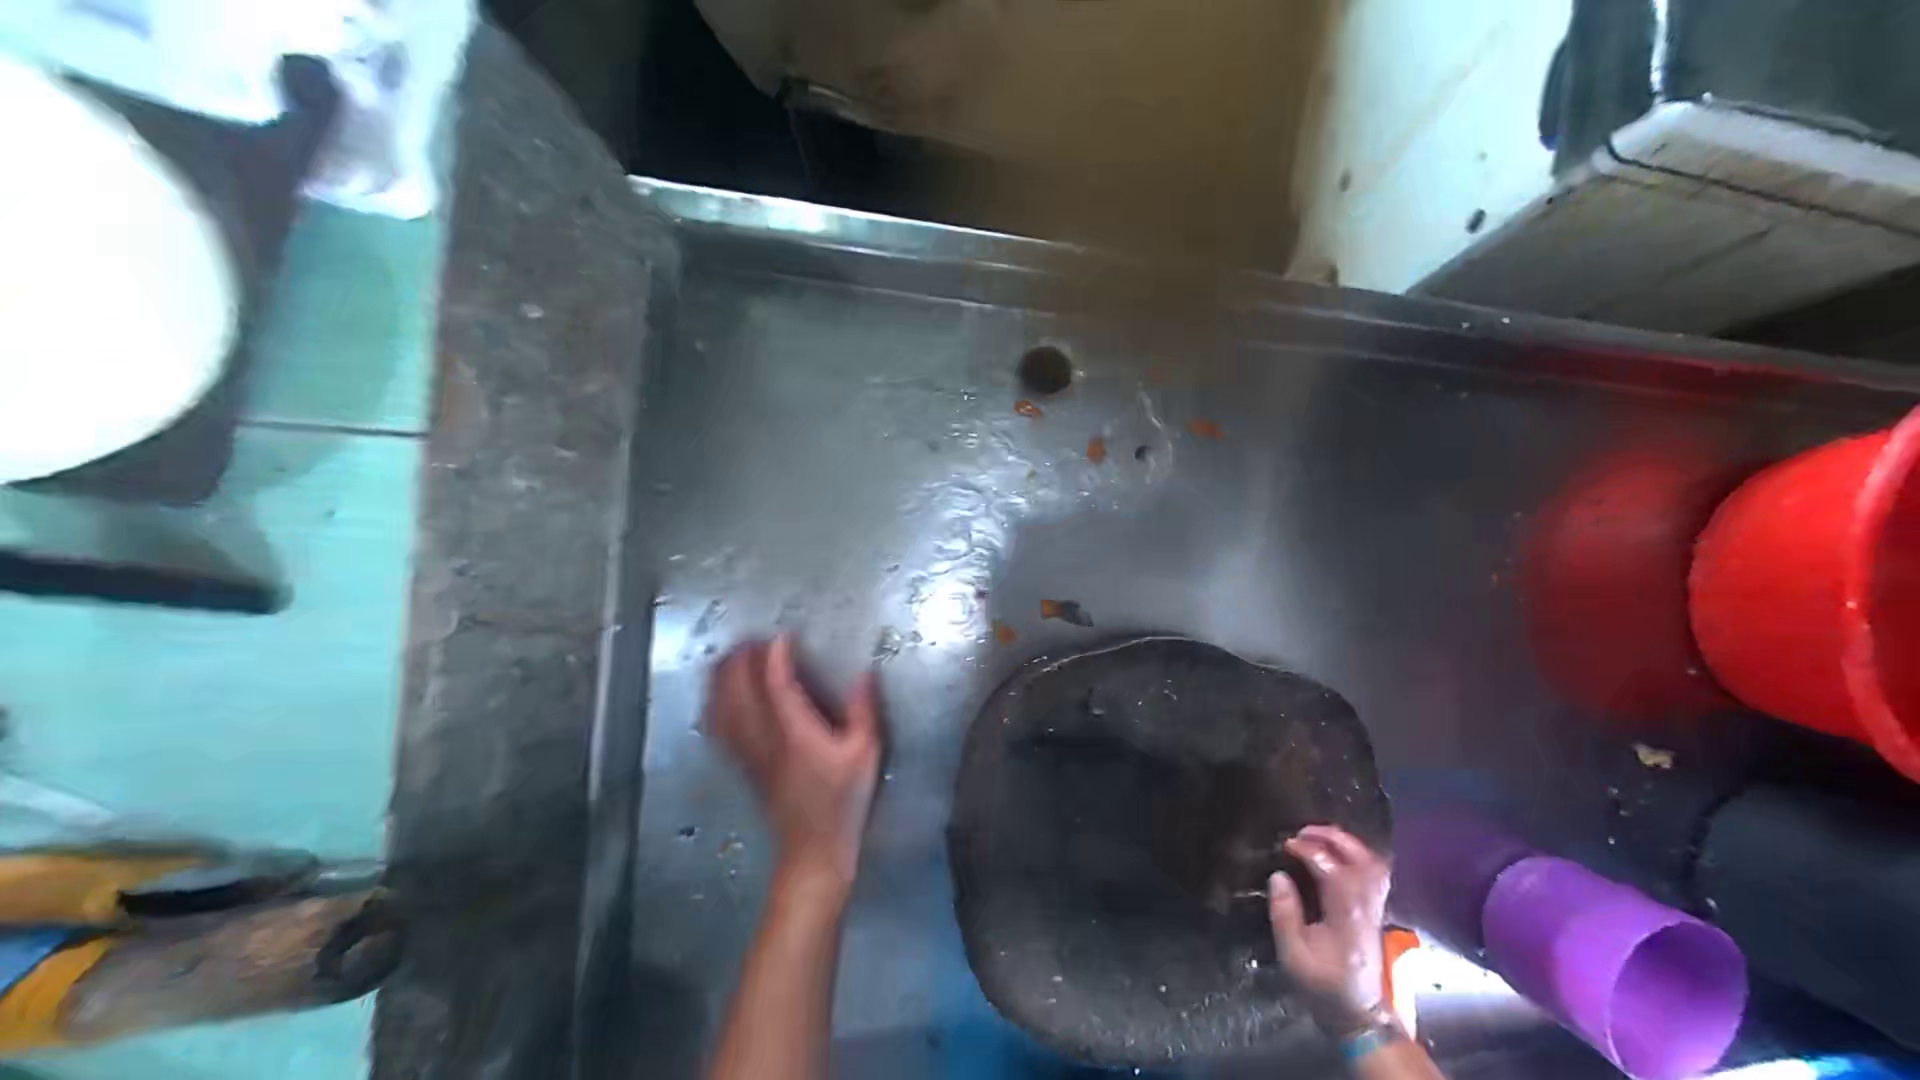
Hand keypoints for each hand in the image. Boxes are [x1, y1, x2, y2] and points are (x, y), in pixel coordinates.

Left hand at [706, 636, 883, 885]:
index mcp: (796, 733)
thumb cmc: (844, 802)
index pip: (777, 684)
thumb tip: (864, 675)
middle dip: (741, 661)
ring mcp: (749, 753)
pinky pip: (719, 729)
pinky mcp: (743, 765)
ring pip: (723, 708)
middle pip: (740, 691)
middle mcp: (766, 739)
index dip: (776, 656)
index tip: (783, 636)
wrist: (813, 851)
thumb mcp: (867, 754)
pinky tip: (717, 695)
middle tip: (751, 639)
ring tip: (728, 657)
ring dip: (722, 679)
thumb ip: (864, 711)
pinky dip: (714, 705)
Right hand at [1267, 825, 1391, 1031]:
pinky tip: (1335, 853)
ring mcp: (1374, 910)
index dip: (1309, 850)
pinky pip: (1373, 873)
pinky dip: (1356, 855)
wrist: (1359, 1015)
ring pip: (1372, 865)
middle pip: (1362, 861)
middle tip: (1303, 831)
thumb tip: (1279, 875)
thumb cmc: (1322, 985)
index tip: (1286, 845)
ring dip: (1347, 844)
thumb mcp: (1293, 954)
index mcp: (1345, 917)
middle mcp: (1366, 908)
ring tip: (1318, 835)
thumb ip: (1284, 913)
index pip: (1333, 870)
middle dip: (1333, 838)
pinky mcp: (1374, 912)